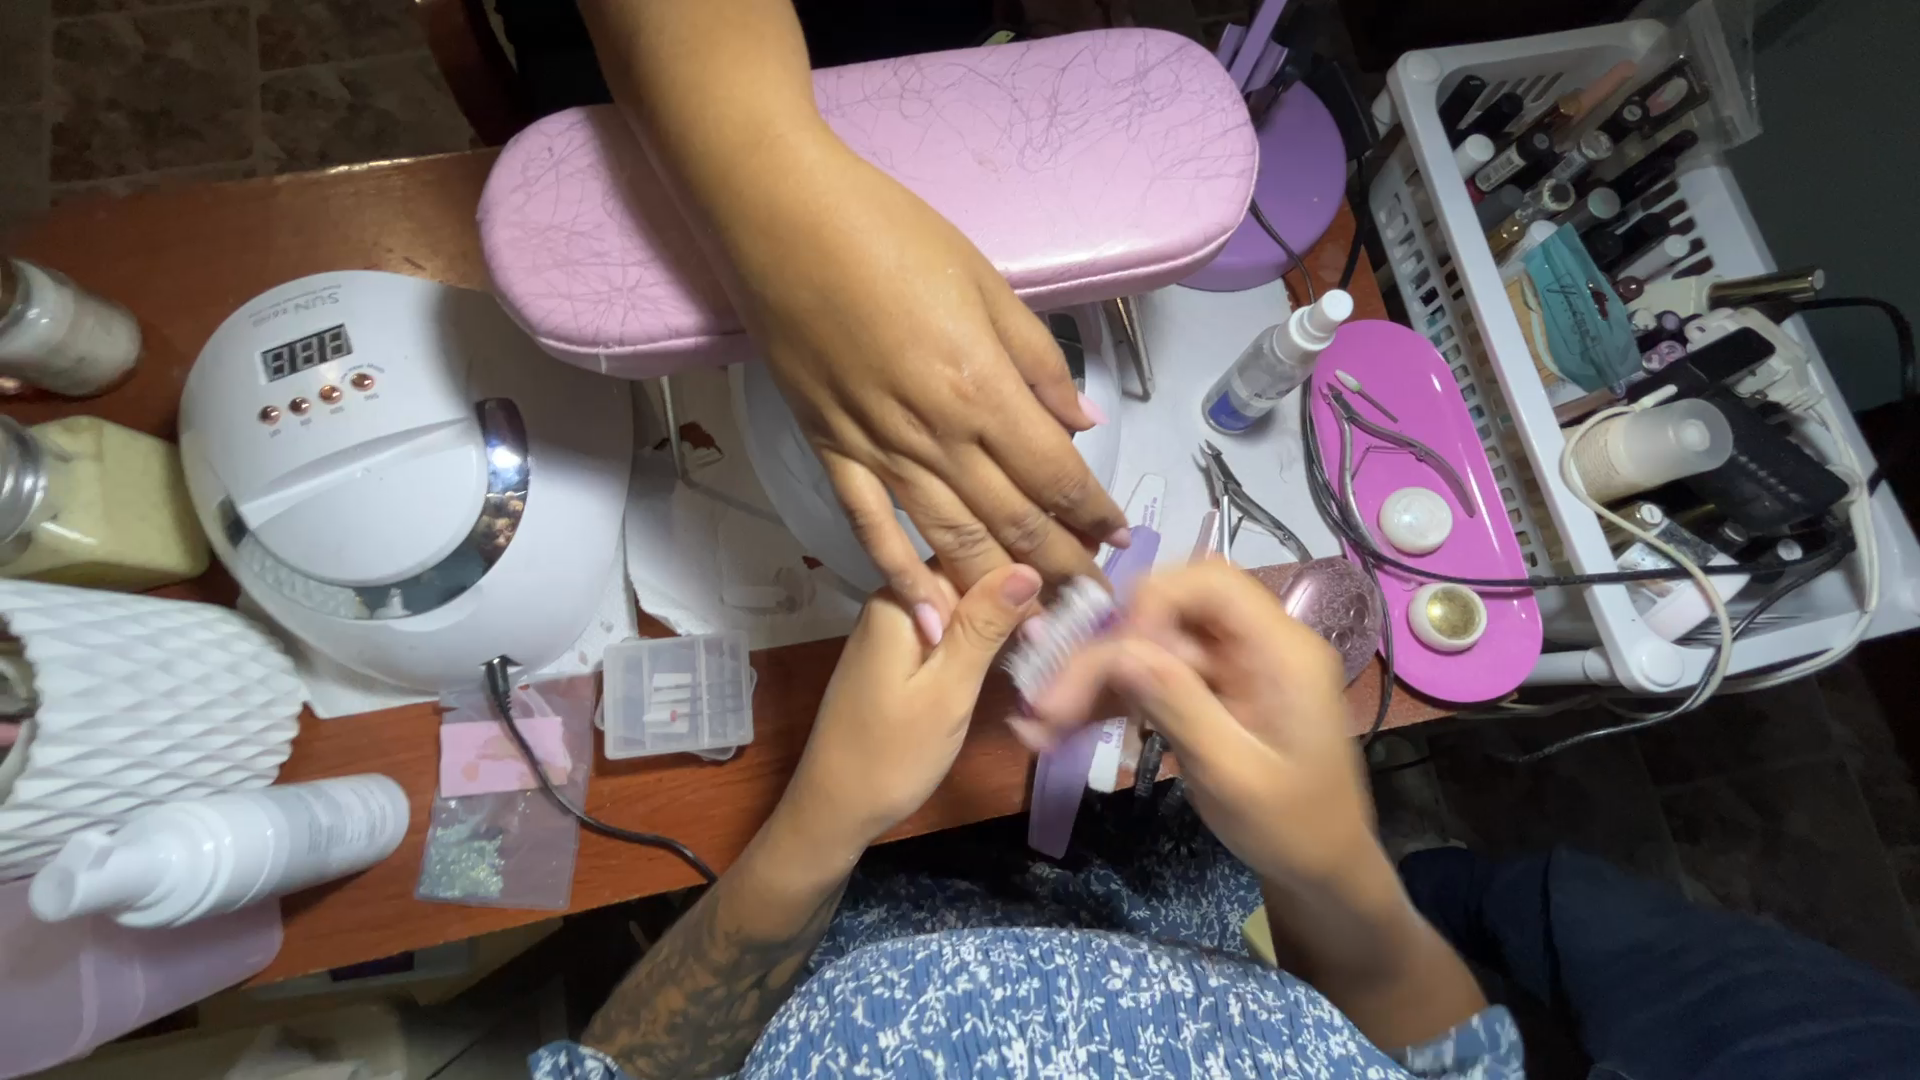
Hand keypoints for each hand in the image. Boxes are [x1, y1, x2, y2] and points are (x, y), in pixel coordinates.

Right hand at [720, 144, 1129, 643]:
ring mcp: (881, 453)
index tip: (1116, 540)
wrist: (784, 223)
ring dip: (998, 587)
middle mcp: (939, 437)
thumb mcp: (986, 283)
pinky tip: (930, 618)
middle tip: (1091, 600)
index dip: (1093, 514)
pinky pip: (870, 530)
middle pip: (1013, 521)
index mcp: (984, 389)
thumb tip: (1081, 423)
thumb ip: (1038, 362)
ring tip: (1036, 624)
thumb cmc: (891, 236)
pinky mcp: (833, 455)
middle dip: (1060, 565)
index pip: (1056, 475)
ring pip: (951, 539)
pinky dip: (901, 577)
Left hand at [779, 563, 1041, 856]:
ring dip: (997, 617)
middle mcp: (890, 601)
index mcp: (899, 598)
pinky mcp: (894, 654)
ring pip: (955, 605)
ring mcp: (890, 629)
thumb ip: (984, 627)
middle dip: (1011, 593)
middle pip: (962, 577)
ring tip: (1050, 628)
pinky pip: (942, 629)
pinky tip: (1008, 648)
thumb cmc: (892, 755)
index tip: (1066, 589)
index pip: (967, 554)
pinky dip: (975, 638)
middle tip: (1068, 616)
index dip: (1016, 568)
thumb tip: (1027, 566)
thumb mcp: (948, 691)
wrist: (833, 810)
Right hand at [1025, 561, 1381, 890]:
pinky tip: (1061, 728)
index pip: (1211, 582)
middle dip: (1102, 652)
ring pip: (1144, 645)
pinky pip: (1146, 676)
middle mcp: (1250, 643)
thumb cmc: (1292, 829)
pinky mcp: (1203, 688)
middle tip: (1050, 702)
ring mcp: (1225, 665)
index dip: (1153, 600)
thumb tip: (1118, 651)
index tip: (1116, 653)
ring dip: (1091, 680)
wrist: (1318, 869)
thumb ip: (1179, 707)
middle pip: (1163, 611)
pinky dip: (1105, 700)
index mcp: (1280, 651)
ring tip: (1041, 723)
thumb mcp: (1234, 774)